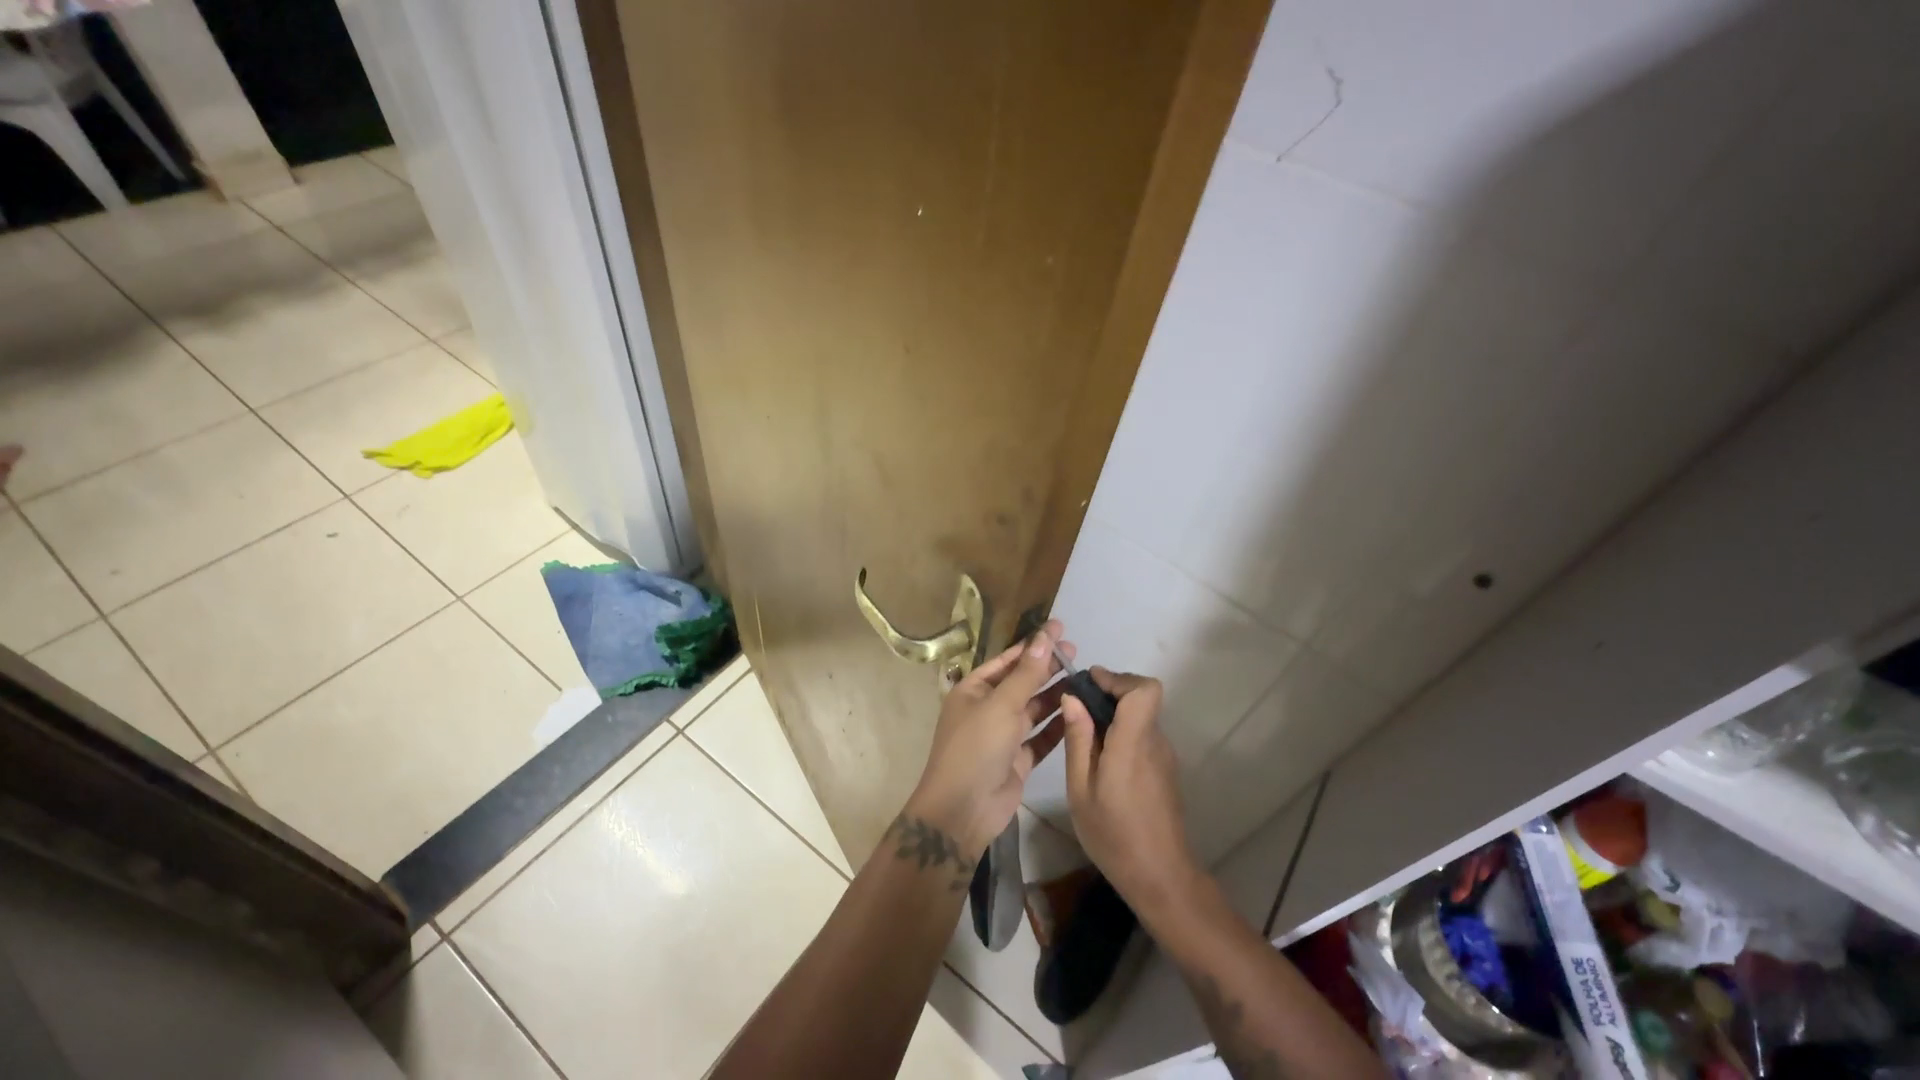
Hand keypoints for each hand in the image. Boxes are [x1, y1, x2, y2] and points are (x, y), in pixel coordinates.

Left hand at [903, 621, 1071, 857]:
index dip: (1032, 645)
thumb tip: (1044, 637)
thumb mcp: (1001, 705)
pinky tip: (1080, 712)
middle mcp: (987, 710)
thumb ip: (1026, 673)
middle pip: (1021, 683)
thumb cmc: (976, 748)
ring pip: (1034, 710)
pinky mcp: (1018, 761)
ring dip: (1055, 695)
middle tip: (1078, 652)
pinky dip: (1059, 726)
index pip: (1006, 661)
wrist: (963, 810)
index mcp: (973, 691)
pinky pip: (1042, 738)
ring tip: (1085, 678)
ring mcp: (1003, 737)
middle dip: (1046, 668)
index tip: (1060, 629)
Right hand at [1062, 669, 1203, 918]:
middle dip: (1108, 694)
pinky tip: (1100, 762)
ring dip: (1114, 716)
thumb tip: (1072, 698)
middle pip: (1141, 699)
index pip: (1144, 689)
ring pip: (1141, 718)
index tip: (1088, 683)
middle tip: (1075, 710)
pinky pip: (1142, 738)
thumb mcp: (1081, 789)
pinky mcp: (1165, 772)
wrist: (1160, 876)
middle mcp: (1155, 743)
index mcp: (1133, 743)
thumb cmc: (1113, 835)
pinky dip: (1122, 735)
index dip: (1117, 678)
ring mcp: (1164, 757)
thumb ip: (1078, 740)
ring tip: (1082, 738)